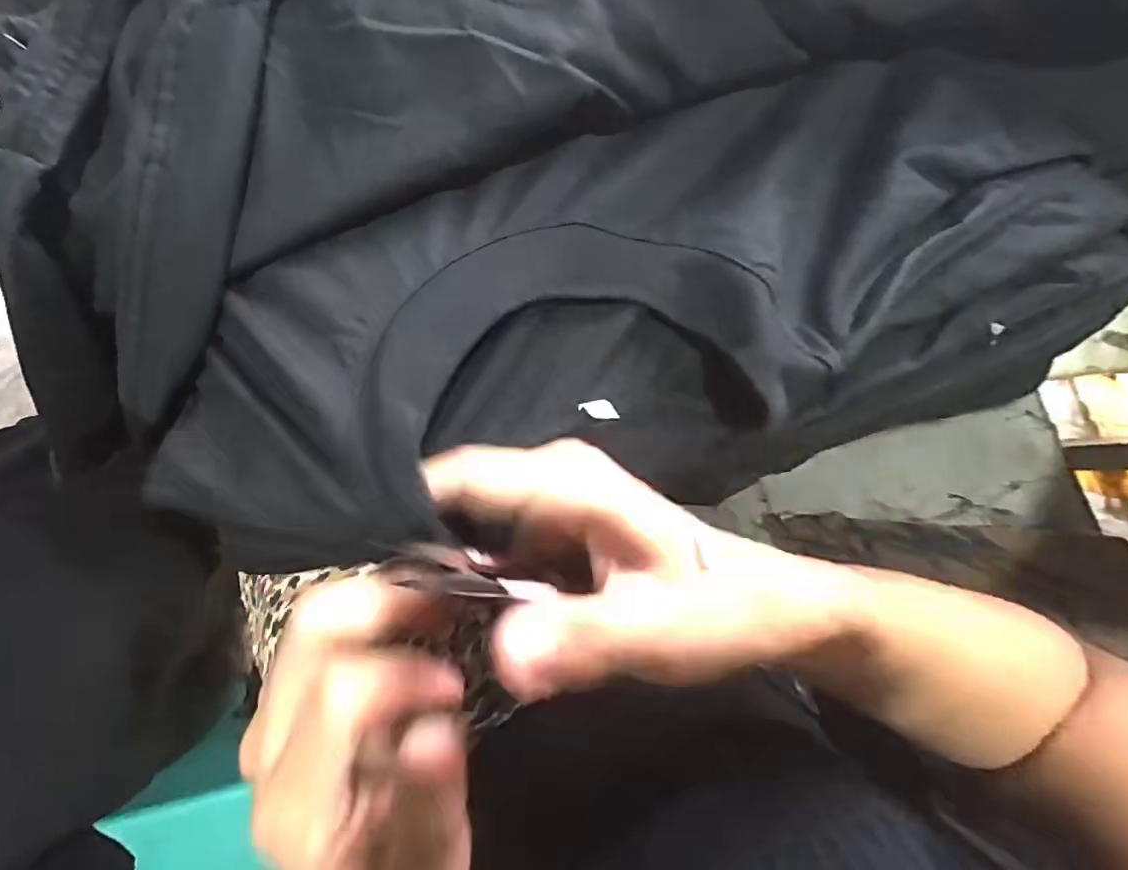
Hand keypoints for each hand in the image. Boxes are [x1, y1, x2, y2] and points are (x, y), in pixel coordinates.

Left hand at [239, 576, 470, 869]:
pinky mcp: (280, 702)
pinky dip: (367, 607)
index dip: (406, 674)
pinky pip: (314, 629)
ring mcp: (266, 719)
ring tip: (432, 603)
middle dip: (388, 598)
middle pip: (312, 630)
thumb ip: (429, 795)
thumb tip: (439, 732)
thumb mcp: (428, 853)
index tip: (455, 686)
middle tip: (446, 605)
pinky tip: (409, 615)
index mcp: (300, 800)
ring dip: (378, 594)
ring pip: (309, 616)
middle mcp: (267, 750)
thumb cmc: (401, 869)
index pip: (342, 694)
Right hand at [423, 439, 867, 700]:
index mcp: (569, 479)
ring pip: (474, 530)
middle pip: (459, 503)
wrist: (758, 602)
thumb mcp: (660, 628)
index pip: (464, 475)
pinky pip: (496, 551)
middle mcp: (551, 476)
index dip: (409, 513)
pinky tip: (462, 626)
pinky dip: (476, 585)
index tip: (369, 574)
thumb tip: (502, 653)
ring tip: (413, 630)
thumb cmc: (717, 605)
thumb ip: (588, 639)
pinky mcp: (554, 532)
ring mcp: (552, 503)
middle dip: (421, 555)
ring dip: (446, 576)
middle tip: (389, 619)